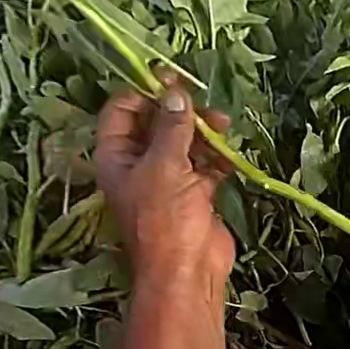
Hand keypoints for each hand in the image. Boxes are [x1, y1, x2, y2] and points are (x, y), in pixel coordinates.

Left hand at [94, 69, 235, 293]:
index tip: (173, 79)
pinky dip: (219, 158)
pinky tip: (232, 154)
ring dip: (205, 134)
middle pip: (158, 125)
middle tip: (207, 106)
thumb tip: (176, 93)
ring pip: (186, 145)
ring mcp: (170, 180)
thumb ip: (172, 128)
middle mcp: (140, 164)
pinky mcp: (197, 194)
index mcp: (117, 155)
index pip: (123, 111)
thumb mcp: (165, 167)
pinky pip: (207, 166)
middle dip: (182, 113)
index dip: (145, 93)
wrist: (187, 269)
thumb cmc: (165, 219)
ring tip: (225, 127)